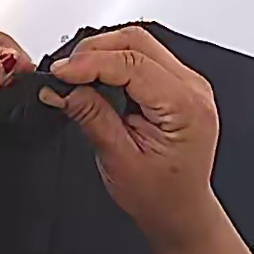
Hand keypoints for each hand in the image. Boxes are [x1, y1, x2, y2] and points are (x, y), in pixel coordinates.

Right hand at [39, 26, 220, 247]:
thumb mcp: (119, 160)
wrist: (180, 211)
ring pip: (138, 43)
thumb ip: (92, 117)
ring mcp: (186, 82)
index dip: (91, 62)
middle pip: (138, 42)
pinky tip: (95, 77)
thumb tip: (63, 89)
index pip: (134, 64)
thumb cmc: (160, 196)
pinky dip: (113, 60)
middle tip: (64, 72)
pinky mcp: (174, 83)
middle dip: (95, 50)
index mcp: (186, 107)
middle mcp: (193, 88)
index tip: (60, 72)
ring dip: (102, 52)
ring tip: (75, 75)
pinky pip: (142, 56)